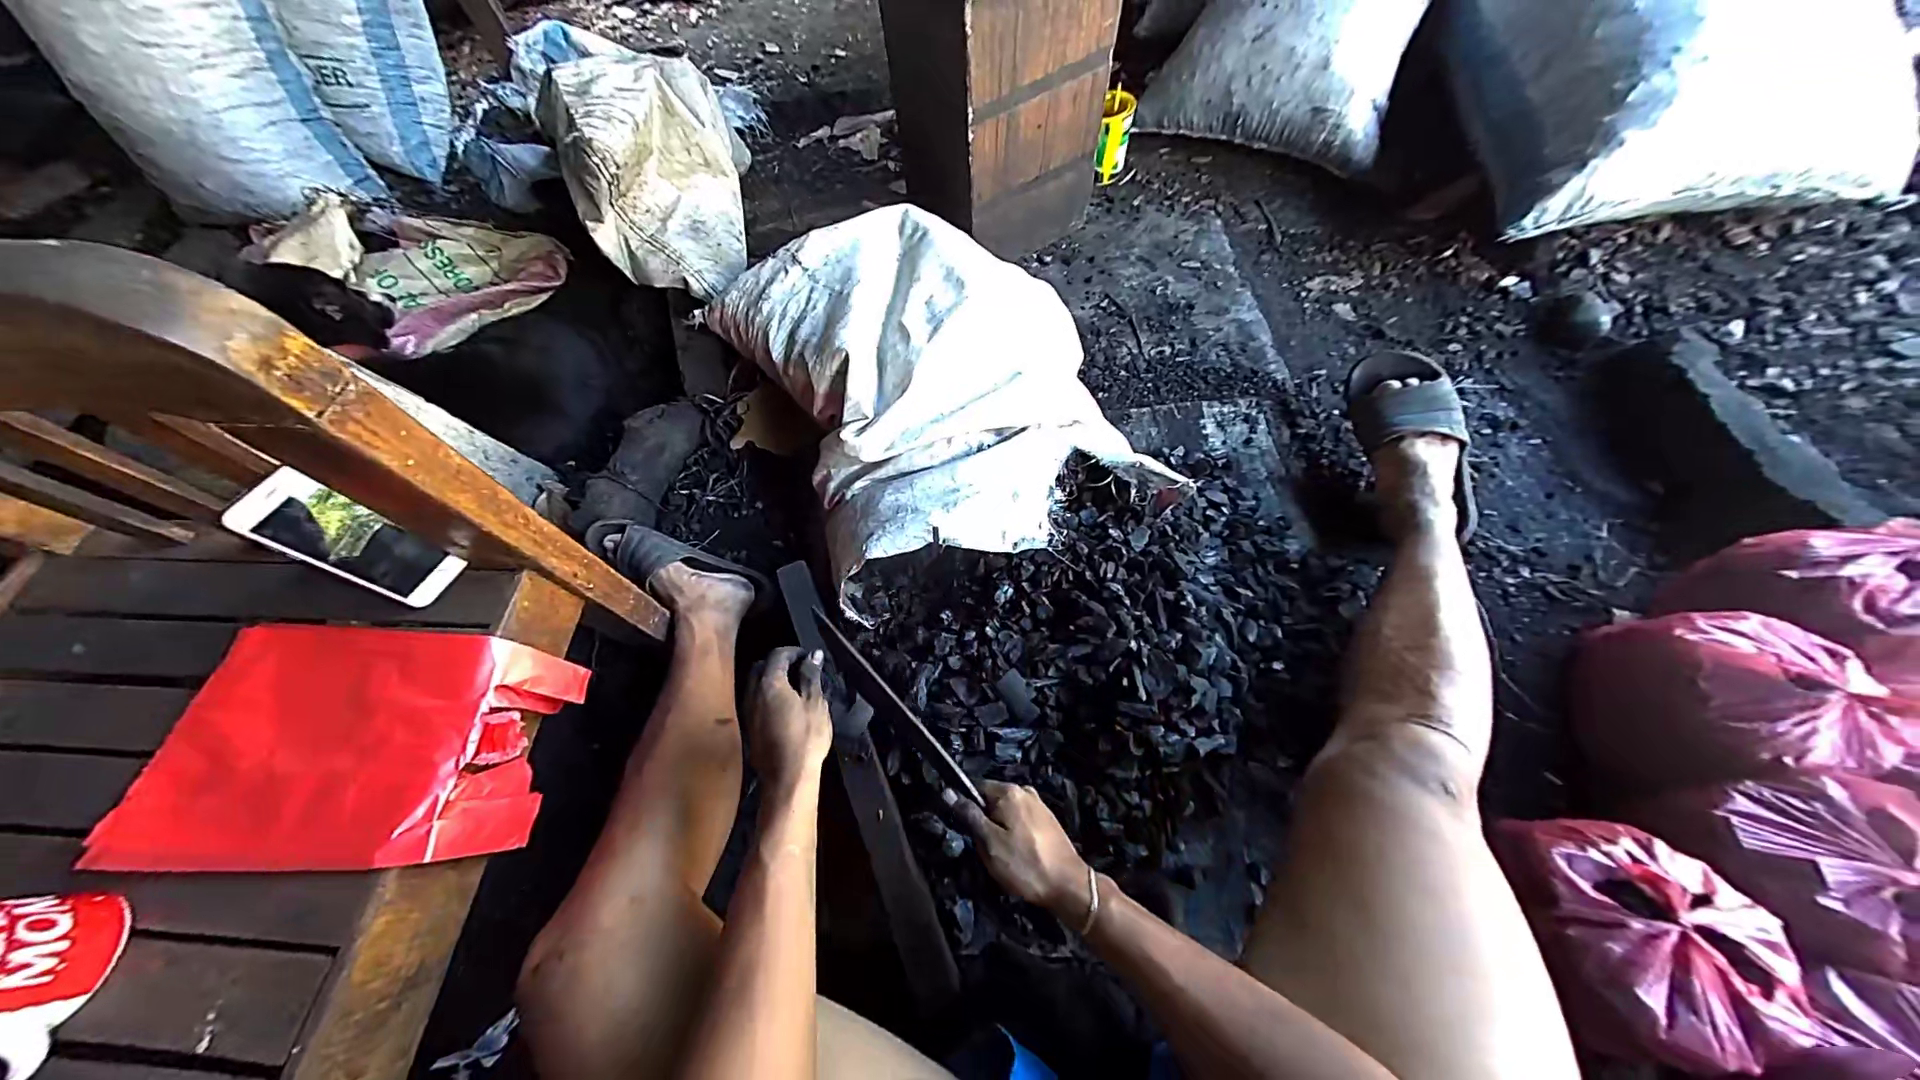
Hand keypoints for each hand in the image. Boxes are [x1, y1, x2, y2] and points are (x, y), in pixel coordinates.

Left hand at [748, 647, 832, 795]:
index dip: (794, 652)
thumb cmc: (806, 737)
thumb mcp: (816, 703)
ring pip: (755, 684)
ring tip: (793, 687)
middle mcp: (752, 693)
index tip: (808, 657)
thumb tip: (812, 655)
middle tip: (799, 669)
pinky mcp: (749, 727)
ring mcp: (748, 711)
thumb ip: (811, 676)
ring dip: (771, 679)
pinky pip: (755, 700)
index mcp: (770, 683)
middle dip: (778, 662)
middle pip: (761, 667)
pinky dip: (767, 695)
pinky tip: (783, 705)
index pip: (777, 655)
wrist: (788, 776)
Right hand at [948, 780, 1091, 918]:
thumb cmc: (1025, 865)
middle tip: (986, 850)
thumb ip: (970, 816)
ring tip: (1004, 857)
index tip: (967, 831)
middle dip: (985, 824)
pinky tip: (1020, 856)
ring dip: (1000, 832)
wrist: (1068, 886)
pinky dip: (1015, 836)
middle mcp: (1025, 790)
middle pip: (991, 802)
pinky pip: (1020, 823)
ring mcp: (1038, 805)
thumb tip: (949, 792)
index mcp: (1009, 791)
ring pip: (1006, 815)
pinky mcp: (1047, 821)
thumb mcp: (990, 843)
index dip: (967, 808)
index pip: (975, 788)